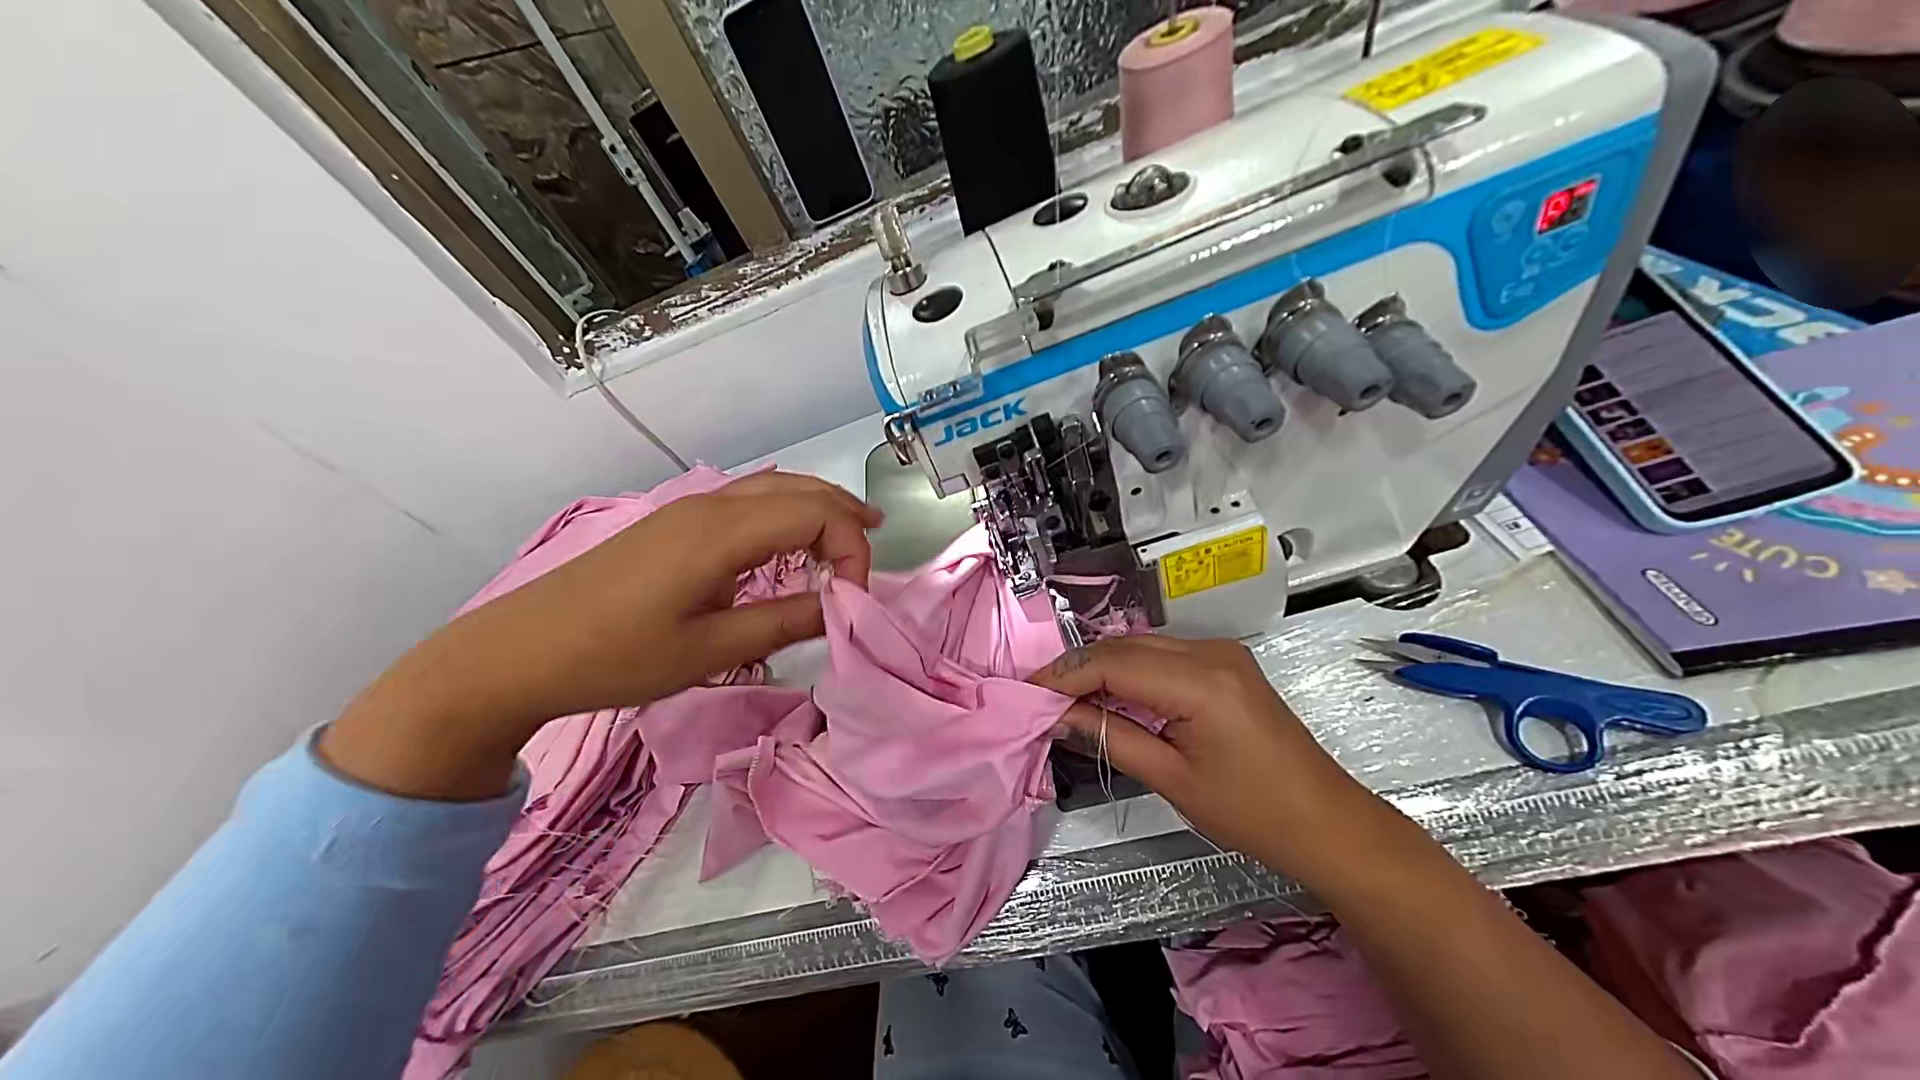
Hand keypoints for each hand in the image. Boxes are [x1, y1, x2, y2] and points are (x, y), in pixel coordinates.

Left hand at [321, 472, 879, 798]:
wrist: (518, 653)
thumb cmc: (616, 657)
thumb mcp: (709, 651)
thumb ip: (783, 623)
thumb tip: (839, 608)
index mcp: (721, 532)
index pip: (815, 514)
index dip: (850, 549)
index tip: (851, 600)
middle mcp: (708, 507)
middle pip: (797, 488)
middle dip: (843, 512)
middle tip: (874, 542)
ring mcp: (686, 511)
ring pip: (771, 489)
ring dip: (815, 505)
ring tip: (846, 535)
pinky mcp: (671, 524)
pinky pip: (745, 501)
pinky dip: (783, 511)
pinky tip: (788, 538)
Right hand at [1029, 637, 1376, 875]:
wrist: (1326, 822)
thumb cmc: (1254, 812)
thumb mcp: (1172, 779)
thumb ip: (1111, 737)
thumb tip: (1060, 717)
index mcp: (1201, 683)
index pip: (1113, 664)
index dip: (1065, 677)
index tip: (1029, 694)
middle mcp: (1211, 654)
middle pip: (1124, 647)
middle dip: (1078, 669)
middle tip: (1040, 697)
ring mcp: (1222, 653)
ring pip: (1140, 647)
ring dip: (1101, 667)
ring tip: (1066, 697)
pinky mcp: (1226, 663)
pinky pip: (1163, 655)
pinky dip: (1129, 670)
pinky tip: (1108, 692)